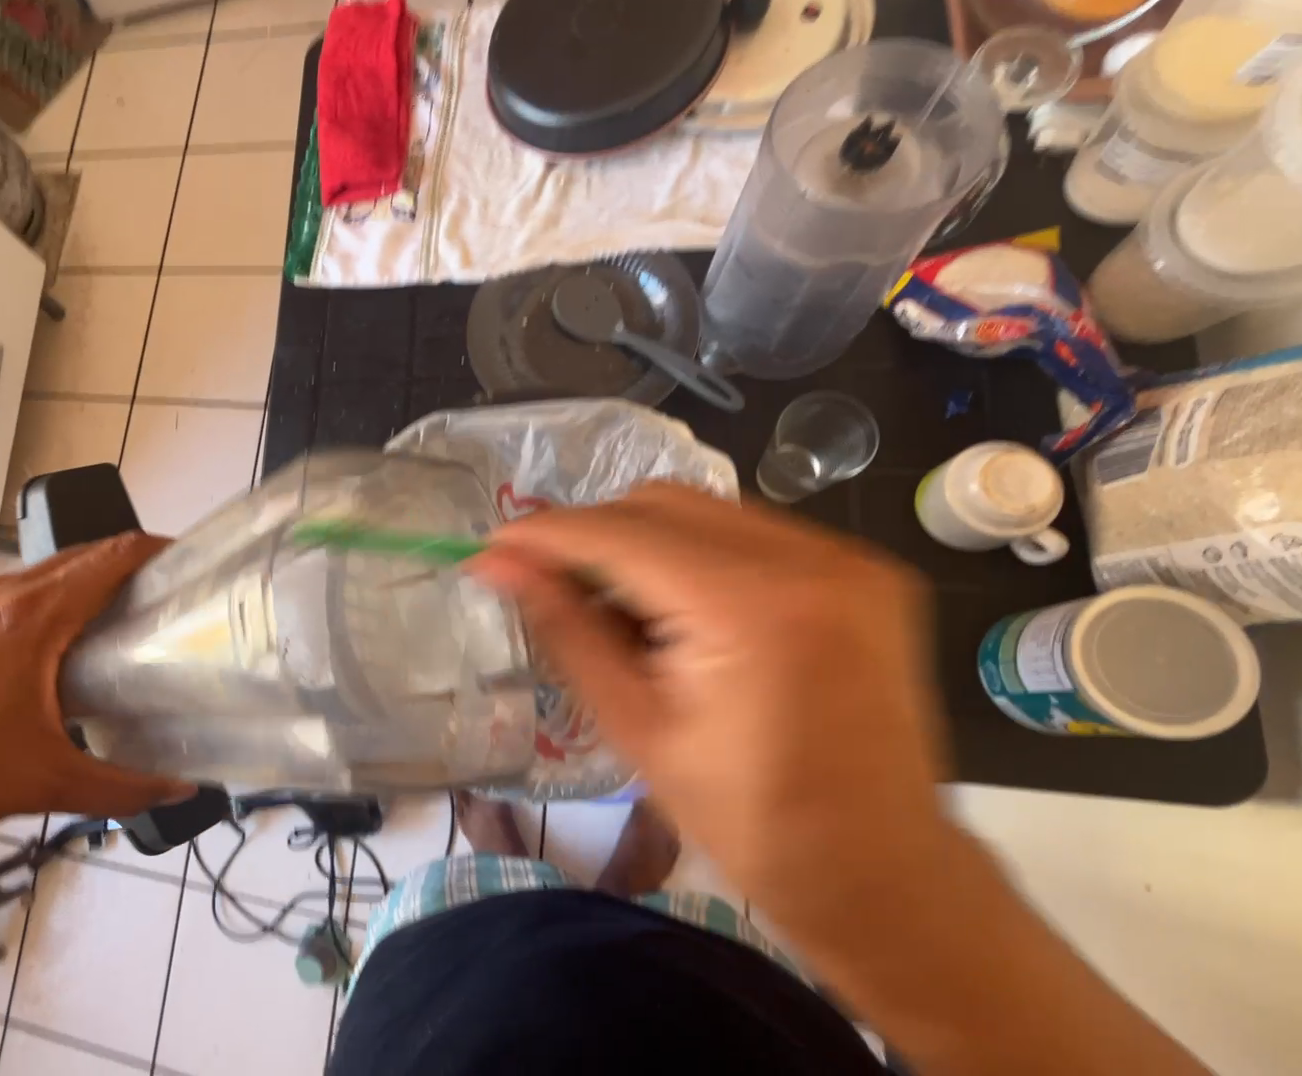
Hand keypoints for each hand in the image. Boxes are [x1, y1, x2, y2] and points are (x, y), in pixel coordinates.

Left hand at [0, 533, 193, 849]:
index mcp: (37, 615)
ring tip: (124, 620)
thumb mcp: (48, 784)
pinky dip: (53, 604)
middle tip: (171, 598)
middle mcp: (5, 597)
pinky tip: (60, 650)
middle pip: (83, 557)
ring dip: (88, 584)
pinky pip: (18, 598)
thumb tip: (181, 792)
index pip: (113, 556)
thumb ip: (124, 789)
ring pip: (46, 576)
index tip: (194, 564)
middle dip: (131, 566)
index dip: (158, 549)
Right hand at [466, 484, 958, 939]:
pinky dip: (694, 553)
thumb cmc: (744, 818)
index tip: (494, 547)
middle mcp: (808, 559)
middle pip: (660, 504)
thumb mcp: (633, 724)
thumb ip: (564, 627)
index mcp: (750, 608)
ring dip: (641, 541)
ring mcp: (846, 559)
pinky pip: (749, 531)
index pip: (620, 535)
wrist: (878, 868)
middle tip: (550, 584)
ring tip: (618, 606)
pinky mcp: (863, 571)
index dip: (546, 534)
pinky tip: (680, 609)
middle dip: (592, 535)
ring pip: (703, 509)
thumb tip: (497, 565)